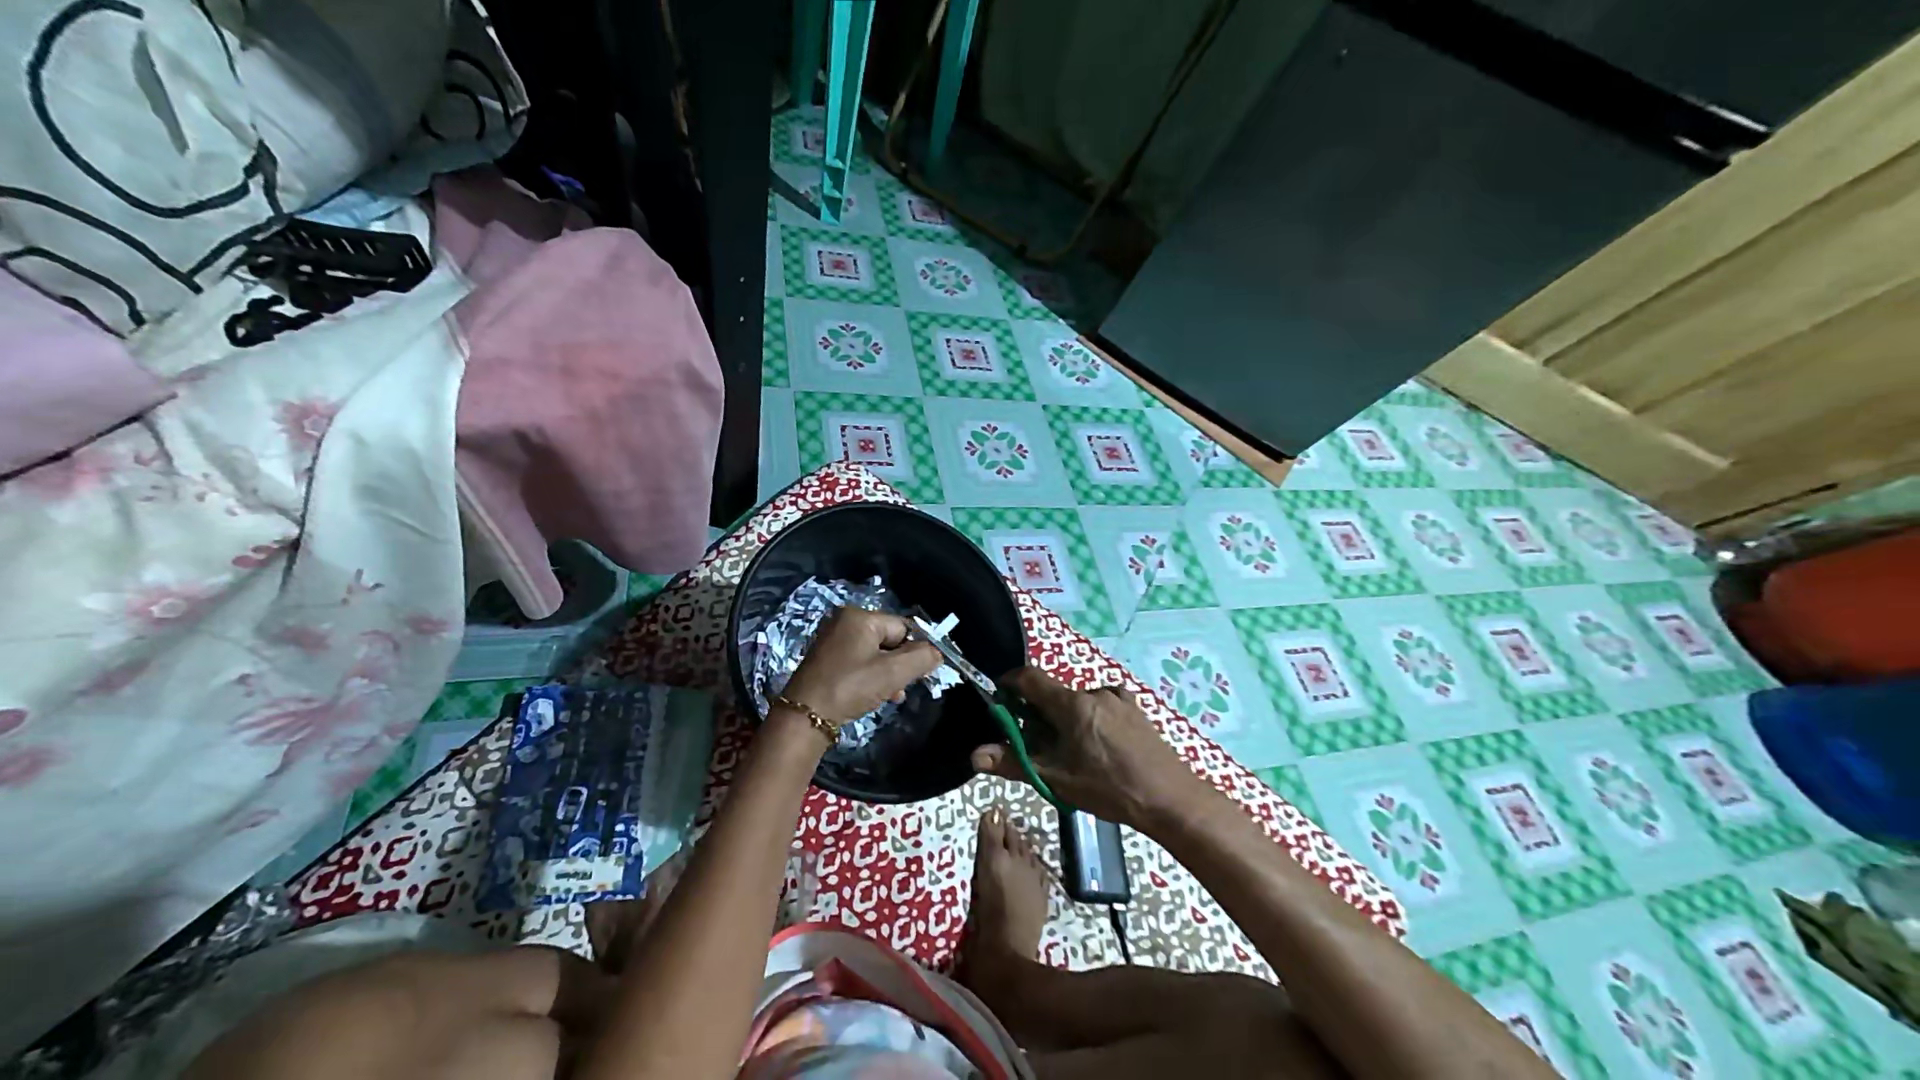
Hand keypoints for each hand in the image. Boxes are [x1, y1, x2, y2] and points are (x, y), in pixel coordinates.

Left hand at [780, 607, 943, 724]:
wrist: (804, 715)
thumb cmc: (850, 687)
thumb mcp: (892, 673)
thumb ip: (921, 658)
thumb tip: (937, 652)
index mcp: (859, 616)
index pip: (903, 627)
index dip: (915, 651)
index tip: (919, 674)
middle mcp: (844, 621)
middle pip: (889, 639)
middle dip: (899, 664)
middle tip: (901, 688)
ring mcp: (833, 639)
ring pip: (875, 653)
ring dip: (887, 674)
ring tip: (889, 695)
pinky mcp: (826, 658)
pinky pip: (859, 661)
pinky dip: (870, 676)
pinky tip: (874, 695)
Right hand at [970, 666, 1208, 828]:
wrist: (1170, 799)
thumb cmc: (1109, 788)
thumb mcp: (1057, 779)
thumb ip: (1013, 763)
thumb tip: (974, 756)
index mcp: (1071, 704)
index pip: (1029, 678)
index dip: (1009, 684)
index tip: (999, 701)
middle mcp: (1094, 692)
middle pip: (1053, 694)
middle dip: (1037, 714)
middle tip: (1035, 745)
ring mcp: (1118, 699)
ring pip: (1077, 701)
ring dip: (1064, 719)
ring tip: (1069, 754)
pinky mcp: (1135, 711)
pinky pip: (1100, 706)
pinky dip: (1089, 719)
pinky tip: (1097, 747)